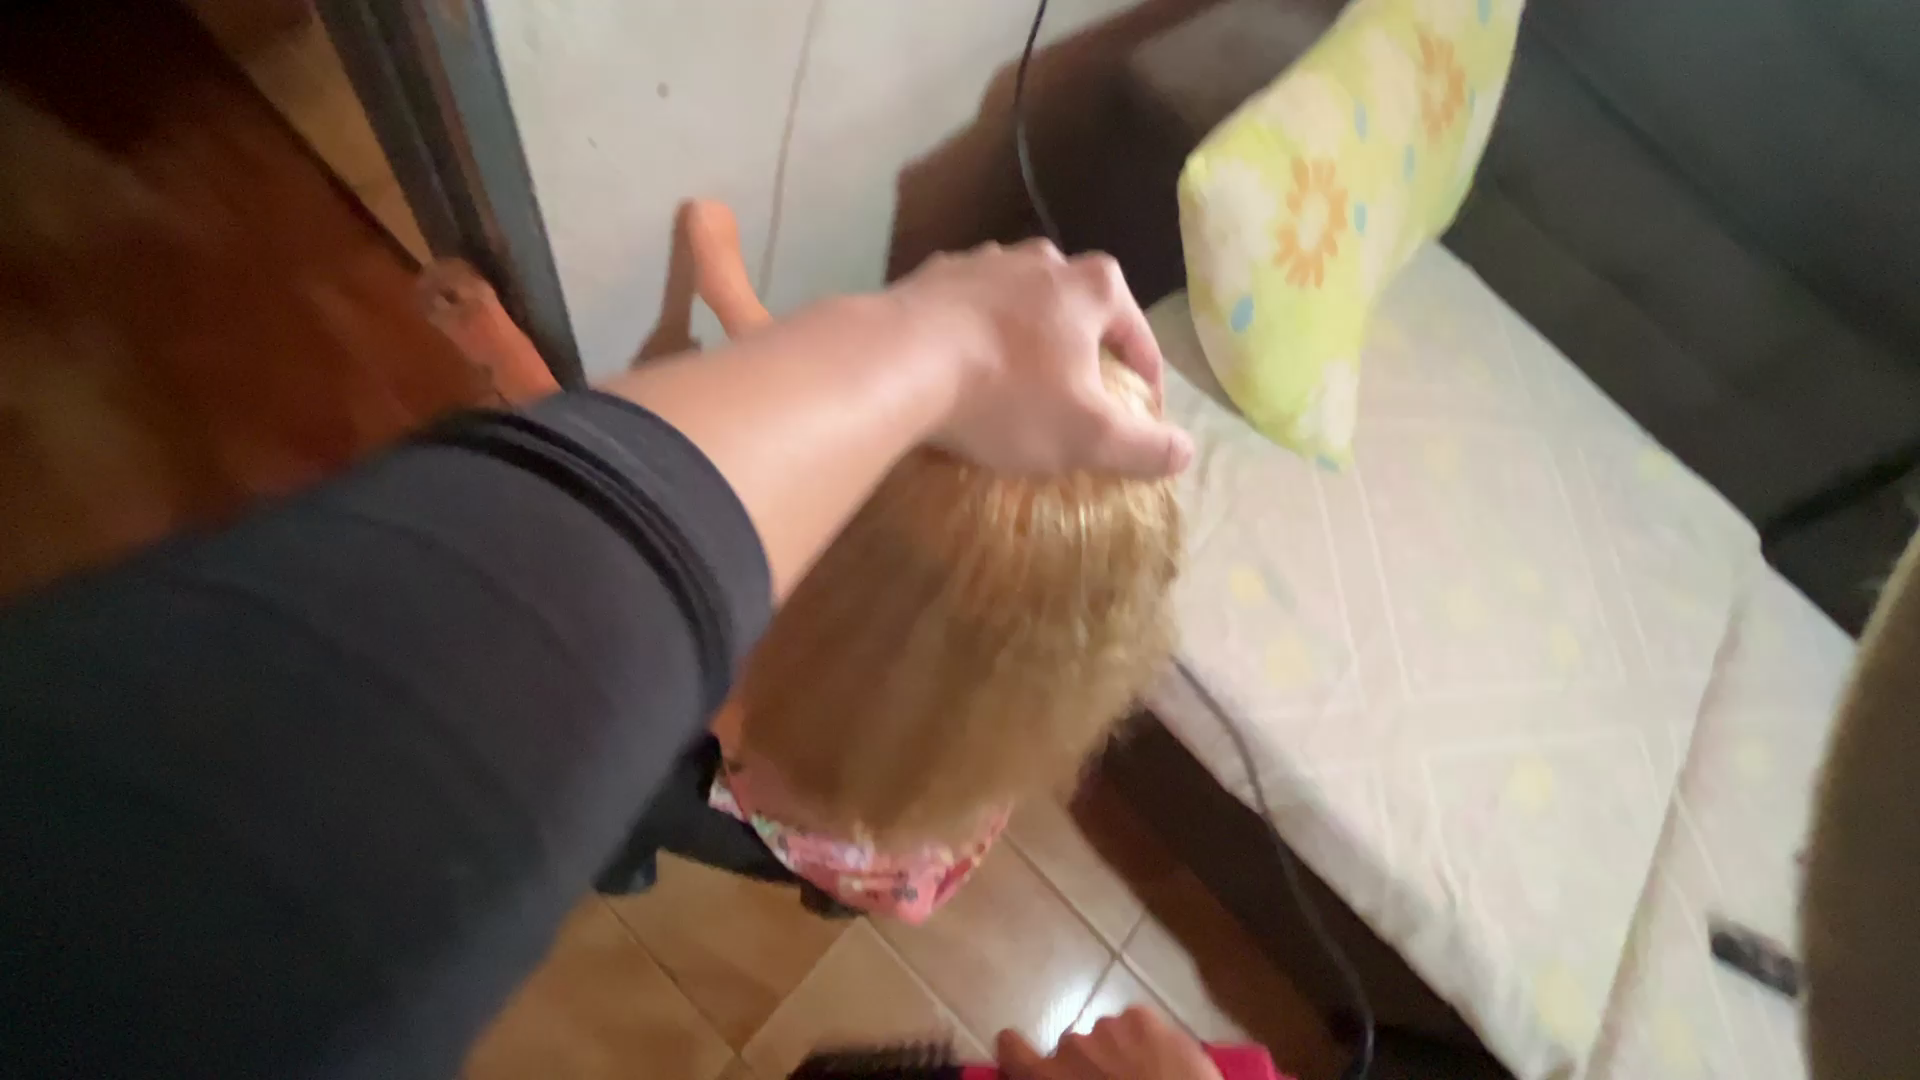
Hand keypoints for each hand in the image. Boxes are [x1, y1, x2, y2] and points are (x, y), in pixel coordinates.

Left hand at [889, 240, 1193, 478]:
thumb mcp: (1087, 435)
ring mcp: (983, 262)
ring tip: (1018, 380)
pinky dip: (976, 334)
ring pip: (1022, 303)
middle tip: (1077, 395)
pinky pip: (968, 308)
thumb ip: (1144, 446)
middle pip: (1080, 311)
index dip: (1147, 379)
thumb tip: (1185, 452)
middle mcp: (1043, 260)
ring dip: (1028, 338)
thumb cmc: (1007, 395)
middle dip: (1085, 351)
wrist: (898, 362)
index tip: (1141, 413)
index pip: (1138, 335)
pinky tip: (962, 365)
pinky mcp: (932, 277)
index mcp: (1092, 288)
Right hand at [996, 1007, 1223, 1079]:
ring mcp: (1106, 1028)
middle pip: (1070, 1052)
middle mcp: (1069, 1048)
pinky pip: (1134, 1026)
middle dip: (1087, 1070)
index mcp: (1049, 1079)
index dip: (1017, 1054)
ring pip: (1106, 1038)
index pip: (1013, 1051)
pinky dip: (1144, 1043)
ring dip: (1118, 1056)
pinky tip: (1164, 1068)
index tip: (1024, 1060)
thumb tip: (1062, 1076)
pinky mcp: (1141, 1017)